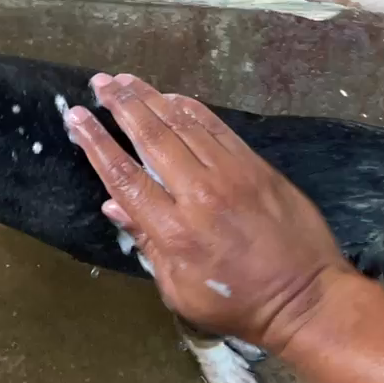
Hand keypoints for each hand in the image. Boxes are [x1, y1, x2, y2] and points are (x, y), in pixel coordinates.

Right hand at [65, 73, 353, 349]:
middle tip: (99, 82)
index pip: (123, 175)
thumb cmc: (235, 303)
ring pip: (181, 124)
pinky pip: (215, 127)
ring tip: (125, 80)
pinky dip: (189, 107)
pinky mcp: (255, 166)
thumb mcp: (178, 289)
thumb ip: (145, 243)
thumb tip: (113, 206)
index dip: (96, 142)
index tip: (76, 117)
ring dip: (150, 98)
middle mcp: (198, 194)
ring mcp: (230, 174)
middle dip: (120, 105)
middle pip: (150, 137)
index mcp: (173, 231)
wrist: (307, 299)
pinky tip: (169, 96)